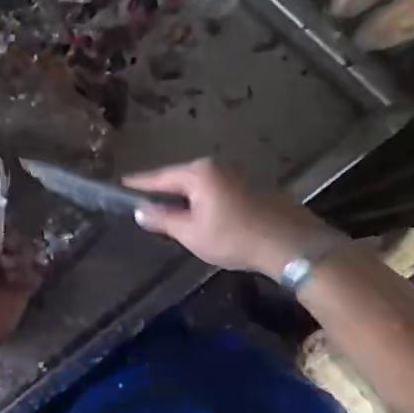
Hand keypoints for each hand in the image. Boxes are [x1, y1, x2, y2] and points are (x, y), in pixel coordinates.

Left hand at [0, 203, 41, 350]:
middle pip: (10, 236)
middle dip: (9, 240)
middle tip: (2, 252)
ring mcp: (9, 272)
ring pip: (24, 251)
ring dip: (17, 258)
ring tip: (7, 271)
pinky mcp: (23, 287)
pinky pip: (35, 269)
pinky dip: (27, 274)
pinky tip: (18, 283)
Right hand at [123, 158, 337, 275]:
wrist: (294, 245)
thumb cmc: (235, 237)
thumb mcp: (190, 233)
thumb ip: (162, 219)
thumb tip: (141, 210)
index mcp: (198, 173)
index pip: (158, 177)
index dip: (138, 184)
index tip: (120, 184)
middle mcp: (218, 167)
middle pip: (181, 179)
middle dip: (164, 191)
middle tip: (144, 203)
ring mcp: (239, 175)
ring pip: (202, 186)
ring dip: (187, 198)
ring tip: (173, 213)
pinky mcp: (255, 189)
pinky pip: (219, 192)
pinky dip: (207, 202)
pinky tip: (206, 218)